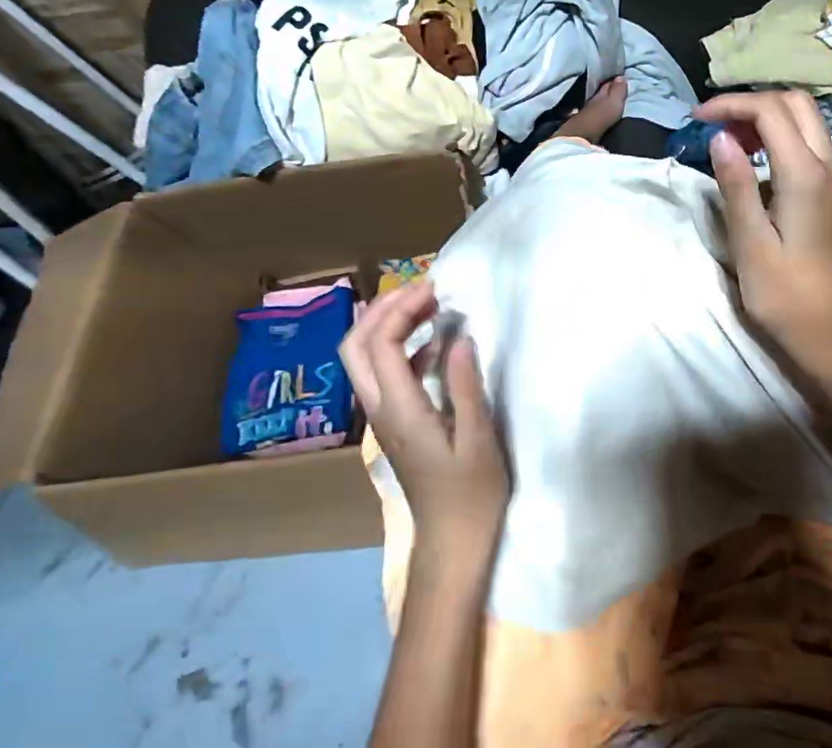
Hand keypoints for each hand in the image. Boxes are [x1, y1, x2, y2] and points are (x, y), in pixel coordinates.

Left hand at [340, 283, 508, 560]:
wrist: (453, 542)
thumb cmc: (472, 495)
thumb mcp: (478, 439)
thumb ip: (465, 386)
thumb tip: (459, 337)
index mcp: (399, 410)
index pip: (379, 344)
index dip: (401, 309)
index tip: (435, 289)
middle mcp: (379, 408)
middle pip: (354, 346)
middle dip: (381, 309)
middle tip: (422, 291)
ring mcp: (382, 416)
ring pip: (363, 358)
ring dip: (387, 324)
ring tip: (429, 306)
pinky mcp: (394, 422)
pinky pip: (383, 373)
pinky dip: (400, 346)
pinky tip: (434, 343)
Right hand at [694, 91, 831, 383]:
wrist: (824, 328)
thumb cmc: (780, 291)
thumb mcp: (748, 239)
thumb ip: (735, 184)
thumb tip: (720, 137)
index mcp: (806, 176)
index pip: (771, 112)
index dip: (731, 105)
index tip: (696, 119)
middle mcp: (828, 166)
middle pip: (796, 103)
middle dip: (751, 102)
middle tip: (713, 123)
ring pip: (805, 119)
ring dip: (766, 115)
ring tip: (727, 137)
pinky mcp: (831, 189)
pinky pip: (807, 141)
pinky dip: (778, 134)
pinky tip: (751, 158)